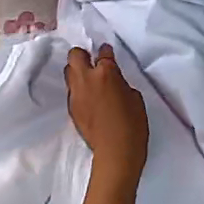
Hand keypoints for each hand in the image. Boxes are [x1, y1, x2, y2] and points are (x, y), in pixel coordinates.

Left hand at [66, 44, 148, 186]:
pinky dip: (78, 90)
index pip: (102, 52)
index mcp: (106, 72)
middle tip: (92, 62)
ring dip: (77, 72)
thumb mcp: (134, 97)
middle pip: (74, 55)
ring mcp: (75, 94)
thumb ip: (120, 83)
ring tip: (89, 80)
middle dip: (82, 55)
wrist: (116, 151)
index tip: (107, 54)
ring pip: (68, 71)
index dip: (106, 52)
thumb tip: (113, 81)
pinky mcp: (71, 108)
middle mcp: (86, 79)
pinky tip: (88, 98)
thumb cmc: (132, 124)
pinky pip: (71, 91)